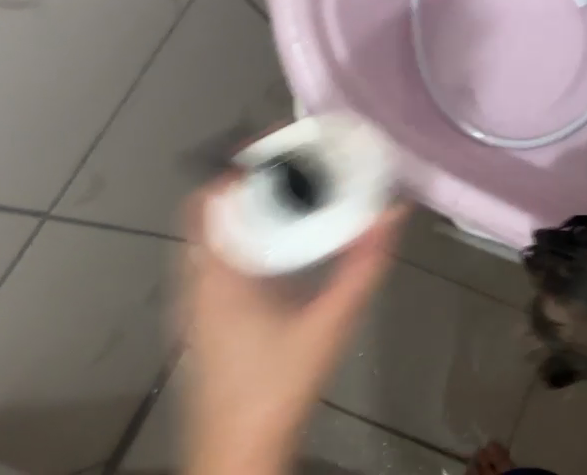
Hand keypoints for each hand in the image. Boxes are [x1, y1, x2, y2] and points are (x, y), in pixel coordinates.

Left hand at [178, 183, 405, 474]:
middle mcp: (195, 282)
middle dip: (245, 180)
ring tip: (285, 193)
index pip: (211, 198)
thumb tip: (396, 212)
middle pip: (205, 212)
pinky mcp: (198, 323)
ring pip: (204, 237)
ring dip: (239, 208)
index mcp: (217, 274)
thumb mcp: (331, 322)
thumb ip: (364, 265)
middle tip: (291, 163)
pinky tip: (274, 247)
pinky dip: (236, 236)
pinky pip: (209, 260)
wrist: (237, 454)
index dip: (239, 163)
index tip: (280, 143)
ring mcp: (190, 305)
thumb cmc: (279, 385)